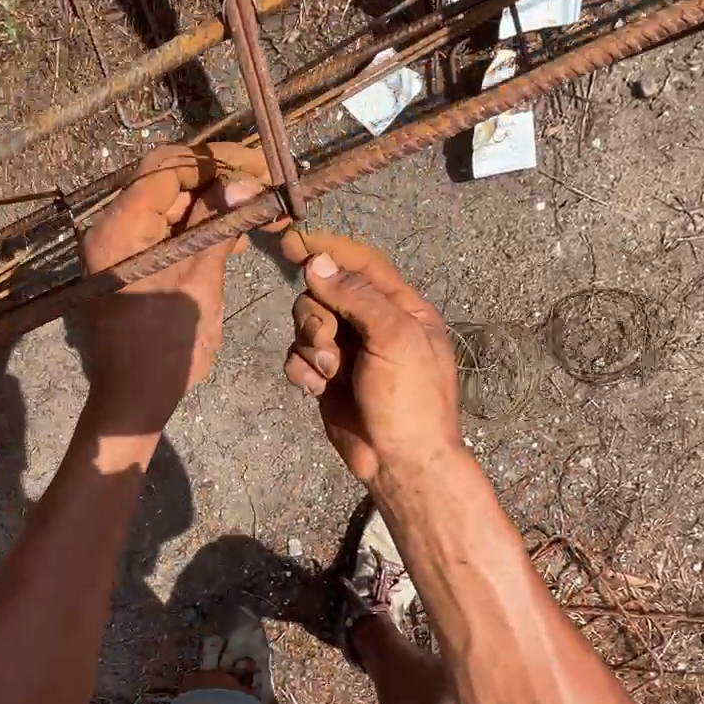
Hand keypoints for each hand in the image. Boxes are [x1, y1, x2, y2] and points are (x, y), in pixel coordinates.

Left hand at [76, 144, 269, 432]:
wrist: (134, 400)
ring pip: (172, 213)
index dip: (212, 163)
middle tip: (263, 188)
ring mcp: (123, 253)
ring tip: (258, 215)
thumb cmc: (164, 345)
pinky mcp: (136, 272)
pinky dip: (200, 234)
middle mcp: (114, 232)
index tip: (255, 167)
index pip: (164, 169)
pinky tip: (235, 239)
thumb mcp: (198, 280)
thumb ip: (218, 225)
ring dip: (213, 209)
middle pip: (167, 187)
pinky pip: (170, 239)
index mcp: (119, 228)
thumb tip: (245, 182)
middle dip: (217, 184)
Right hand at [280, 231, 461, 489]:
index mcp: (401, 308)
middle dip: (316, 315)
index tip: (293, 241)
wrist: (398, 462)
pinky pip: (298, 358)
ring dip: (310, 346)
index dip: (330, 248)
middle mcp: (371, 324)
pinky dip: (301, 371)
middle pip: (324, 293)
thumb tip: (317, 263)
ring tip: (328, 374)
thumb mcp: (393, 338)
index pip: (362, 264)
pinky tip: (315, 389)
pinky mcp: (325, 379)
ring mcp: (347, 352)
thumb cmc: (410, 398)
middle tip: (327, 343)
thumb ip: (356, 297)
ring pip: (306, 326)